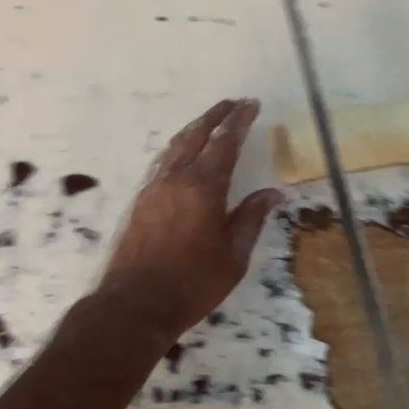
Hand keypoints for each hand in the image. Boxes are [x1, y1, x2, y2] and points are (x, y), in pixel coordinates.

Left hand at [99, 99, 282, 338]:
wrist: (134, 305)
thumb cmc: (191, 283)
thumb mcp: (233, 256)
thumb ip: (251, 218)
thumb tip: (273, 193)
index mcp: (203, 185)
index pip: (225, 142)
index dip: (239, 120)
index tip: (252, 104)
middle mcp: (177, 176)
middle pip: (197, 133)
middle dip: (216, 114)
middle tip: (233, 103)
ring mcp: (154, 186)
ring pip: (176, 144)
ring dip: (195, 127)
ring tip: (210, 121)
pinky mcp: (141, 199)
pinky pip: (163, 160)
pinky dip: (179, 146)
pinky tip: (183, 153)